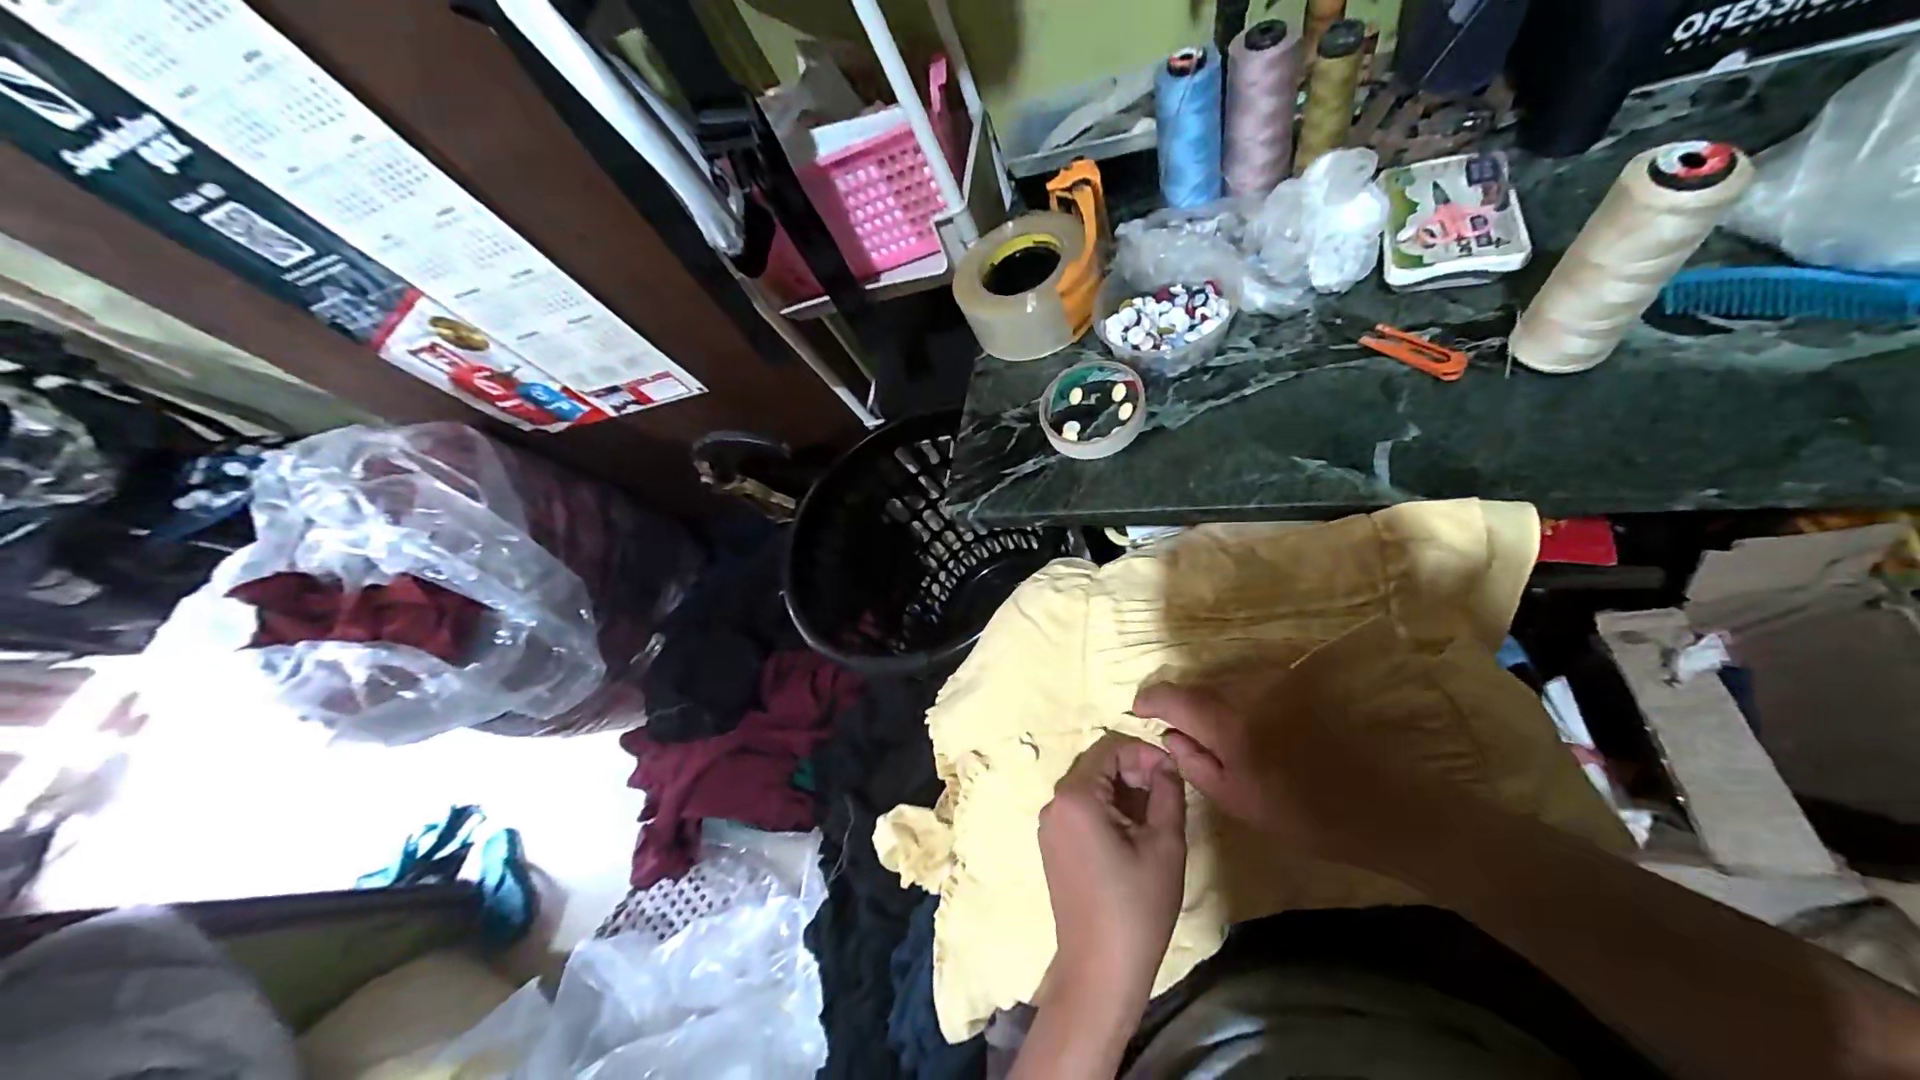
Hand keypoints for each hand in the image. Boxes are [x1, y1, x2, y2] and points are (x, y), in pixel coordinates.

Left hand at [1037, 733, 1187, 1009]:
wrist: (1101, 967)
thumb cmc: (1137, 904)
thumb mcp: (1165, 843)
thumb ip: (1167, 792)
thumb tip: (1166, 764)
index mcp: (1075, 796)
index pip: (1110, 748)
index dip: (1145, 753)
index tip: (1173, 775)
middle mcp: (1054, 803)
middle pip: (1097, 766)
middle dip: (1134, 772)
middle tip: (1167, 797)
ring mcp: (1049, 825)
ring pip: (1090, 788)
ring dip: (1123, 792)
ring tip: (1154, 818)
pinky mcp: (1052, 845)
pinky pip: (1080, 810)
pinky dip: (1107, 810)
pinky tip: (1132, 835)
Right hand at [1134, 679, 1443, 873]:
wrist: (1379, 807)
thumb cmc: (1302, 815)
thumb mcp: (1236, 802)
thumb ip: (1194, 763)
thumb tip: (1169, 735)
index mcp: (1228, 723)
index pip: (1173, 695)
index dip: (1150, 699)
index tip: (1138, 711)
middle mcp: (1247, 691)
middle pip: (1197, 687)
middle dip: (1181, 706)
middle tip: (1178, 733)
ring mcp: (1274, 684)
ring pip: (1223, 684)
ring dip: (1210, 703)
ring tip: (1215, 736)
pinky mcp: (1296, 684)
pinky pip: (1249, 686)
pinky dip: (1236, 701)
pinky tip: (1248, 730)